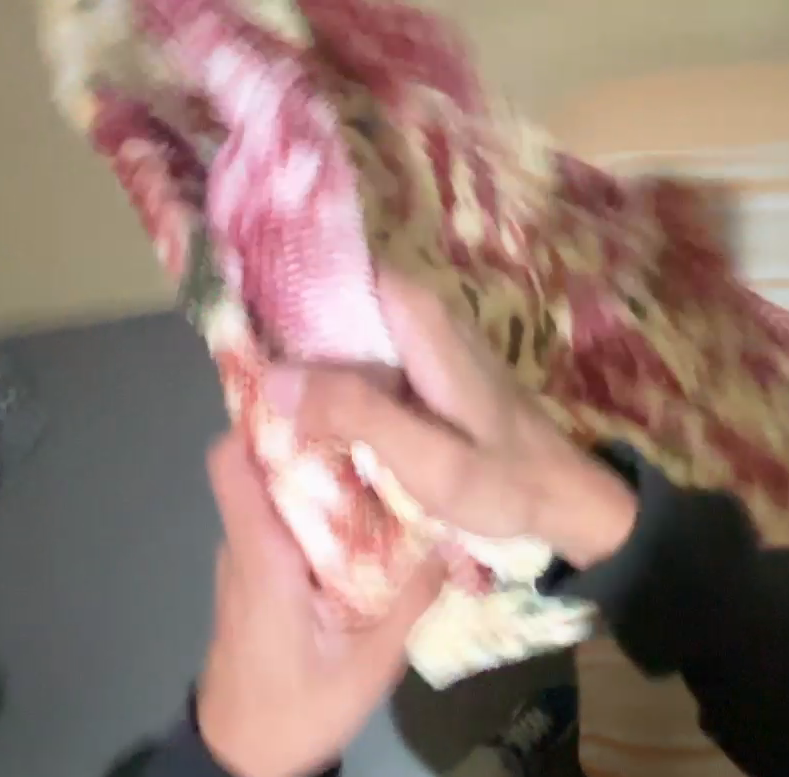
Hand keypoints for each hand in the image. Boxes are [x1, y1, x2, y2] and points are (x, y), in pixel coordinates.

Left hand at [197, 430, 444, 776]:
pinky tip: (370, 517)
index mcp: (264, 559)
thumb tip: (451, 545)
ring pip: (274, 495)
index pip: (235, 465)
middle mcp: (247, 549)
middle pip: (262, 467)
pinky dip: (319, 508)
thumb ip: (409, 603)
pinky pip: (283, 524)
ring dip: (319, 473)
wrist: (239, 760)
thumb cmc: (295, 713)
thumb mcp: (368, 667)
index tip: (321, 394)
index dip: (263, 419)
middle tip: (379, 421)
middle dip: (312, 436)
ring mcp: (250, 564)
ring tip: (383, 459)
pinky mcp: (260, 580)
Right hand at [261, 272, 637, 567]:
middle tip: (232, 372)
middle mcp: (418, 316)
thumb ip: (357, 415)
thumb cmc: (504, 481)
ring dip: (302, 361)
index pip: (332, 268)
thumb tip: (271, 377)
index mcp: (418, 319)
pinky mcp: (422, 372)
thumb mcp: (430, 459)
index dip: (277, 280)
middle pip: (330, 301)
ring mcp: (421, 344)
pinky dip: (331, 383)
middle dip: (280, 330)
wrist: (562, 498)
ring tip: (251, 393)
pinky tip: (303, 415)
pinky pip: (361, 362)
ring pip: (343, 334)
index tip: (226, 307)